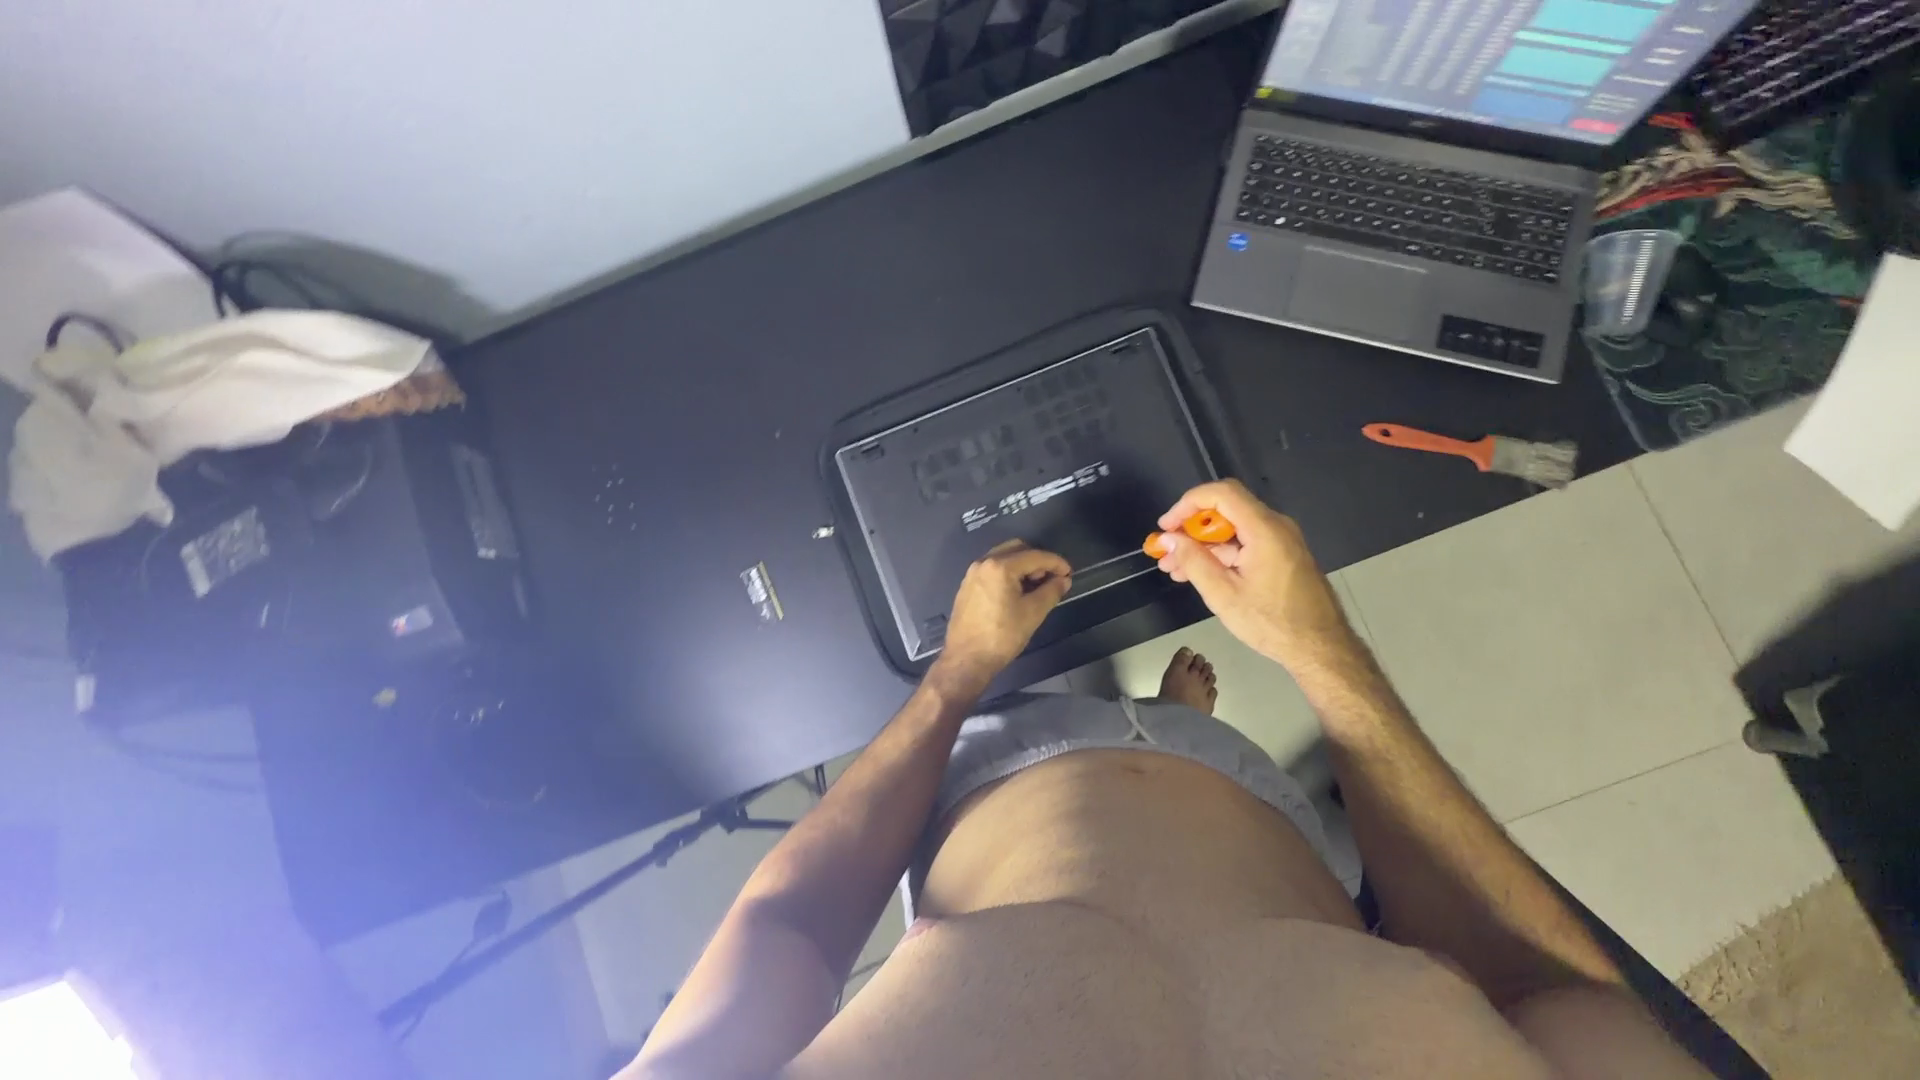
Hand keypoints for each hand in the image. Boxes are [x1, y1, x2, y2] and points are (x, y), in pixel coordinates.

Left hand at [937, 540, 1071, 683]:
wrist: (966, 660)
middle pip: (1017, 549)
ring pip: (1003, 558)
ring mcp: (972, 574)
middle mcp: (983, 563)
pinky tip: (1017, 593)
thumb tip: (1063, 579)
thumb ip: (1051, 591)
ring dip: (1022, 566)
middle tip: (1051, 579)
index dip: (1056, 562)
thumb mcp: (1033, 613)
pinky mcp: (967, 586)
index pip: (1035, 556)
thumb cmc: (1002, 636)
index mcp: (999, 567)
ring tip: (1036, 587)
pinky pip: (992, 570)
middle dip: (1038, 561)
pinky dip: (1008, 574)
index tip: (1070, 573)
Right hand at [1153, 480, 1356, 670]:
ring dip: (1203, 545)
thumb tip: (1167, 539)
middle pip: (1226, 510)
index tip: (1166, 527)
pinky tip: (1200, 575)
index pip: (1221, 493)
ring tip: (1174, 568)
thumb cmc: (1272, 623)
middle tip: (1165, 552)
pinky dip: (1222, 555)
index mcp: (1264, 529)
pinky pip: (1246, 543)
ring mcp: (1281, 540)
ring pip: (1234, 529)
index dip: (1188, 504)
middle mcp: (1276, 526)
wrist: (1322, 648)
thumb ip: (1193, 561)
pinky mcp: (1283, 555)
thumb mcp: (1224, 594)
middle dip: (1190, 529)